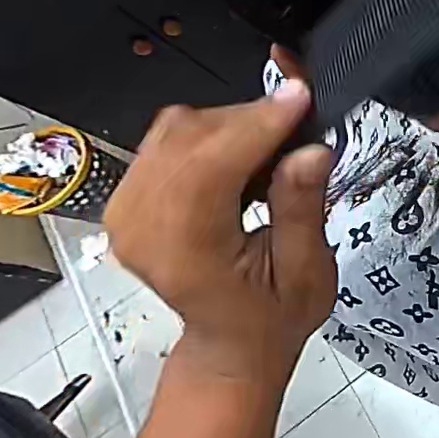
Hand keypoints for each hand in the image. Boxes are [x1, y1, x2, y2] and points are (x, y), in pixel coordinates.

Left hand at [104, 81, 336, 389]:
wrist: (235, 340)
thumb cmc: (275, 315)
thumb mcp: (307, 271)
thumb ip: (303, 209)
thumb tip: (312, 151)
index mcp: (183, 253)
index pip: (209, 168)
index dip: (257, 126)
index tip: (300, 97)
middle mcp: (139, 226)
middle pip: (187, 139)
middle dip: (251, 120)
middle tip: (304, 123)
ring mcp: (126, 209)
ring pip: (175, 131)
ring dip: (234, 125)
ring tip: (280, 144)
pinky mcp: (132, 196)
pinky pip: (169, 140)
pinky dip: (216, 134)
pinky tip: (249, 154)